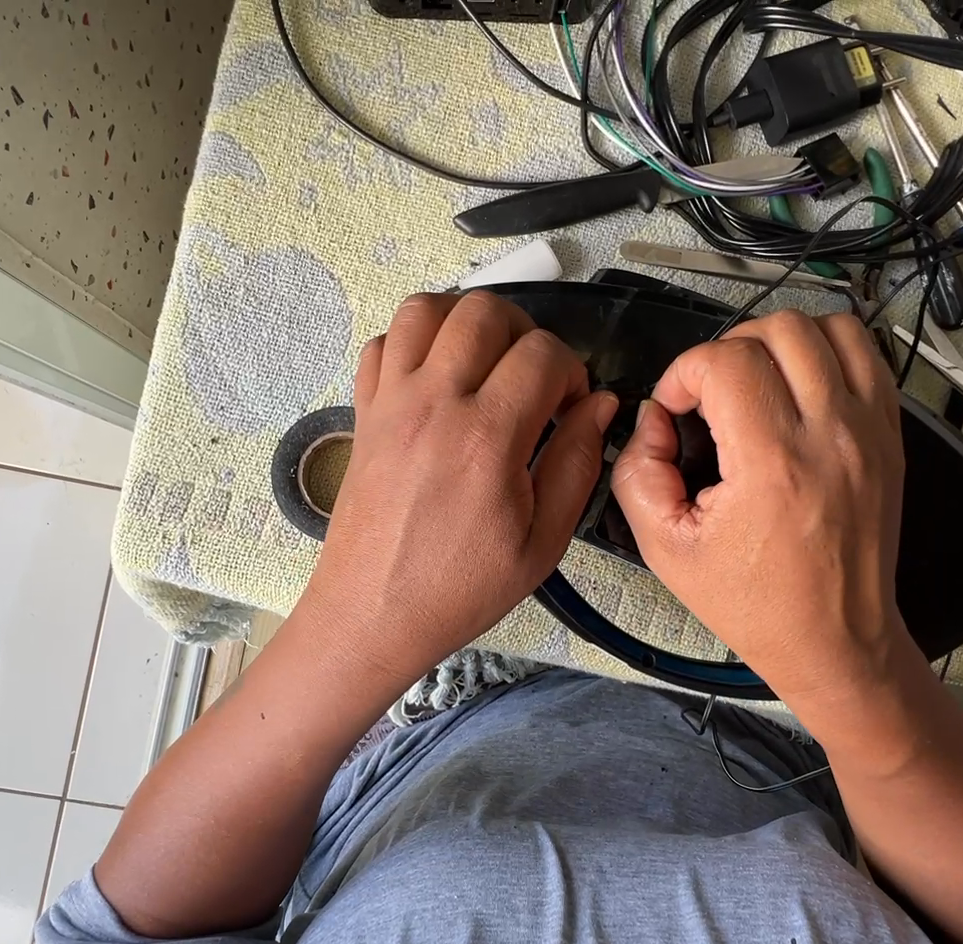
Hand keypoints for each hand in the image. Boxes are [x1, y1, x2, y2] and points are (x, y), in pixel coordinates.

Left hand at [301, 291, 616, 687]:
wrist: (373, 614)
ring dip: (466, 322)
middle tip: (533, 378)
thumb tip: (599, 405)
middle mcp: (434, 403)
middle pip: (485, 312)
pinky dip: (413, 342)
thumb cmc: (461, 589)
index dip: (571, 371)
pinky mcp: (363, 413)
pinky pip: (383, 343)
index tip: (569, 407)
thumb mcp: (542, 543)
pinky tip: (436, 378)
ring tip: (485, 362)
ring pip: (426, 309)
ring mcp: (391, 403)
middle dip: (525, 332)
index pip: (542, 354)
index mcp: (487, 437)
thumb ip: (577, 464)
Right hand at [610, 310, 906, 702]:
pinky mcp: (890, 437)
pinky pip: (867, 355)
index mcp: (773, 465)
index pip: (725, 362)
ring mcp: (870, 432)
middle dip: (727, 349)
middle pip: (779, 330)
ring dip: (779, 342)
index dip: (683, 373)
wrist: (834, 640)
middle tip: (710, 394)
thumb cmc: (754, 603)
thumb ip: (639, 473)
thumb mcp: (666, 549)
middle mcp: (831, 437)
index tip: (675, 408)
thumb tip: (653, 419)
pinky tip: (796, 389)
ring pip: (830, 327)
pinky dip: (826, 353)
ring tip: (755, 383)